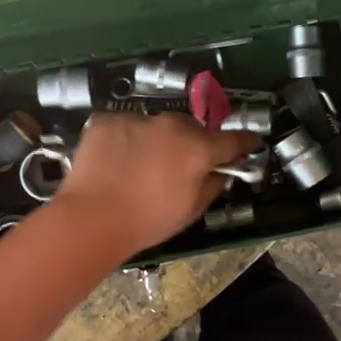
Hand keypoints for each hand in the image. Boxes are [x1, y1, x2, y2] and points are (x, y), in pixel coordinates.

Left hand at [51, 113, 258, 252]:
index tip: (249, 144)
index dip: (244, 143)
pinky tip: (117, 162)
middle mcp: (171, 126)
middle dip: (192, 143)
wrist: (91, 219)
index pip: (232, 139)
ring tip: (142, 166)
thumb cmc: (147, 221)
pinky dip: (126, 140)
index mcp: (198, 148)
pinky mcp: (107, 120)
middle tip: (181, 165)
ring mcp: (136, 119)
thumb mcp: (190, 211)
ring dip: (157, 140)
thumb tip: (220, 172)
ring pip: (156, 126)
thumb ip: (212, 186)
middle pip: (191, 128)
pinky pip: (126, 126)